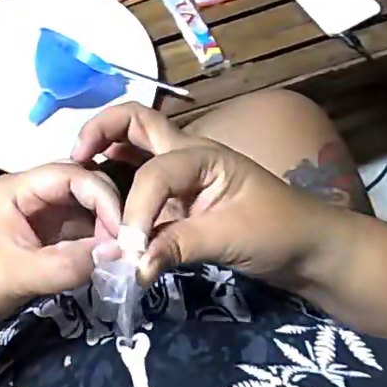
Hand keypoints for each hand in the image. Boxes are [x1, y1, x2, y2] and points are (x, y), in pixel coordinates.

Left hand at [0, 163, 121, 325]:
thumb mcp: (24, 273)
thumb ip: (70, 263)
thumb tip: (118, 253)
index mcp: (19, 187)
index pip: (72, 174)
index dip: (102, 196)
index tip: (122, 230)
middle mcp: (33, 191)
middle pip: (83, 183)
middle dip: (108, 208)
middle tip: (126, 243)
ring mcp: (41, 210)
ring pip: (85, 204)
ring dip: (105, 224)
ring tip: (121, 252)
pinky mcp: (48, 230)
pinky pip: (81, 224)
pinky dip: (98, 237)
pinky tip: (110, 256)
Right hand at [73, 104, 350, 289]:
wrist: (312, 249)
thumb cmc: (280, 233)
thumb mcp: (230, 238)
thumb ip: (177, 247)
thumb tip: (131, 266)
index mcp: (201, 155)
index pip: (154, 175)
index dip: (135, 211)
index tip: (128, 249)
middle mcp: (185, 154)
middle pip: (134, 121)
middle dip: (100, 130)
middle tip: (74, 157)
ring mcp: (178, 172)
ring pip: (131, 143)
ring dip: (103, 150)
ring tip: (78, 175)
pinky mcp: (175, 195)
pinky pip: (135, 177)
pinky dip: (113, 180)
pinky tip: (100, 201)